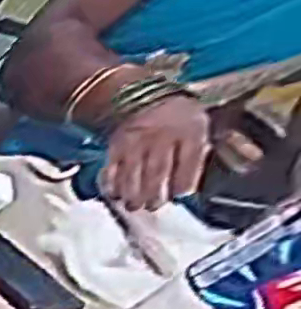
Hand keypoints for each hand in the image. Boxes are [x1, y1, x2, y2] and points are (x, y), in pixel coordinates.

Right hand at [101, 95, 209, 210]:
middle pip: (157, 170)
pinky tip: (115, 195)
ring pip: (133, 174)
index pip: (189, 159)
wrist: (141, 102)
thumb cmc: (175, 117)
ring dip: (132, 193)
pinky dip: (112, 185)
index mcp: (189, 129)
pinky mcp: (113, 151)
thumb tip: (189, 179)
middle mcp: (162, 138)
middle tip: (152, 206)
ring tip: (133, 205)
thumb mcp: (198, 124)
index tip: (180, 195)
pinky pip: (112, 171)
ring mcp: (134, 145)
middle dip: (154, 191)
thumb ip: (197, 148)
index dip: (185, 179)